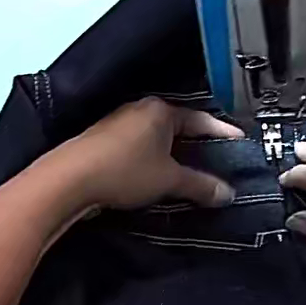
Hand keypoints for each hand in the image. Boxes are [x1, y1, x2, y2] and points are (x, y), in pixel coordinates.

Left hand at [38, 97, 243, 213]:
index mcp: (161, 110)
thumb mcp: (169, 180)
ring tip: (189, 171)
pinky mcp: (103, 140)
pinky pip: (139, 146)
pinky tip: (156, 175)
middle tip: (217, 159)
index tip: (239, 142)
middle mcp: (141, 110)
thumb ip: (201, 185)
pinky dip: (153, 158)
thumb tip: (227, 194)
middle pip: (179, 126)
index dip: (222, 133)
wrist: (67, 181)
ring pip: (157, 137)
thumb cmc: (124, 171)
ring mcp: (119, 123)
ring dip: (173, 153)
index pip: (202, 120)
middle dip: (198, 144)